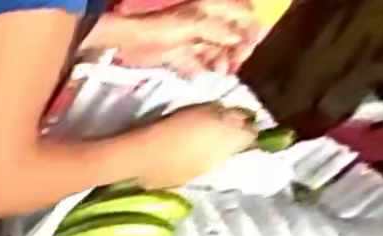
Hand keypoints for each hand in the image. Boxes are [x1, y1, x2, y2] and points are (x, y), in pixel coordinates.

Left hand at [88, 0, 262, 74]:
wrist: (132, 40)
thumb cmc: (165, 26)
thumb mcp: (197, 25)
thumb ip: (219, 31)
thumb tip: (239, 40)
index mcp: (217, 8)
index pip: (244, 16)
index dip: (251, 31)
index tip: (249, 50)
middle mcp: (208, 23)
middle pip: (230, 37)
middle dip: (235, 51)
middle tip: (233, 68)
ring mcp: (192, 41)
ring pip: (212, 53)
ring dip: (218, 63)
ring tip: (220, 75)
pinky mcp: (177, 57)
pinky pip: (192, 66)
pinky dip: (198, 72)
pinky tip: (201, 78)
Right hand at [132, 103, 256, 187]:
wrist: (141, 156)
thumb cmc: (176, 126)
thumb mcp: (209, 108)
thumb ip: (229, 115)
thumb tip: (240, 119)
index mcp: (233, 141)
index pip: (253, 134)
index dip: (245, 127)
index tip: (235, 121)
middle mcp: (221, 161)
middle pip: (231, 151)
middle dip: (225, 142)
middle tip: (211, 132)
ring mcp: (200, 175)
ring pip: (211, 162)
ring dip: (206, 154)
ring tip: (190, 146)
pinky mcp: (180, 184)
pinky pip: (192, 171)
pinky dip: (188, 164)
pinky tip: (176, 157)